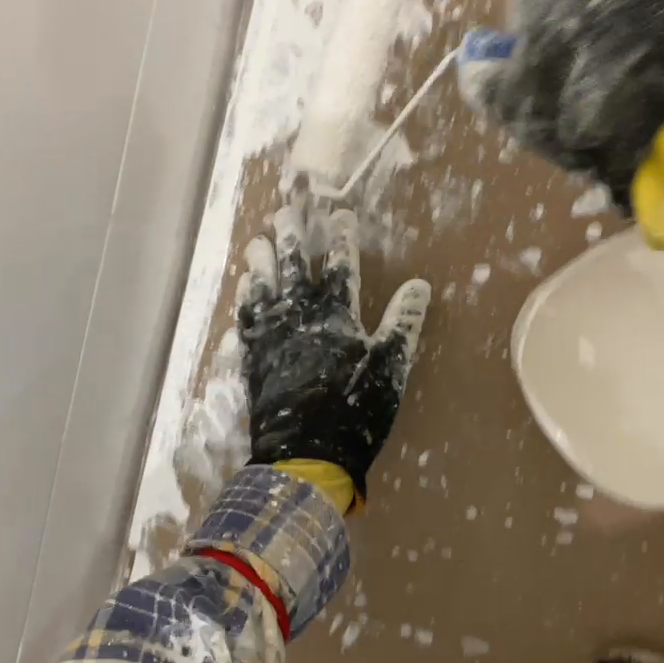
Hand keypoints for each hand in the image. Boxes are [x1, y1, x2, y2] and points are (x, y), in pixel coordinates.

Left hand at [235, 204, 430, 503]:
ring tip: (257, 242)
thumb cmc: (354, 409)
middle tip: (285, 211)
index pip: (341, 265)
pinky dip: (244, 303)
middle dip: (292, 236)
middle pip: (293, 267)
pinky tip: (243, 292)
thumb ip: (403, 324)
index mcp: (336, 314)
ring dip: (261, 263)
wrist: (305, 451)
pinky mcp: (252, 359)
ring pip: (263, 289)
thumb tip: (420, 286)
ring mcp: (270, 337)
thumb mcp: (390, 367)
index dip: (342, 238)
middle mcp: (298, 316)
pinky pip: (245, 322)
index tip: (341, 214)